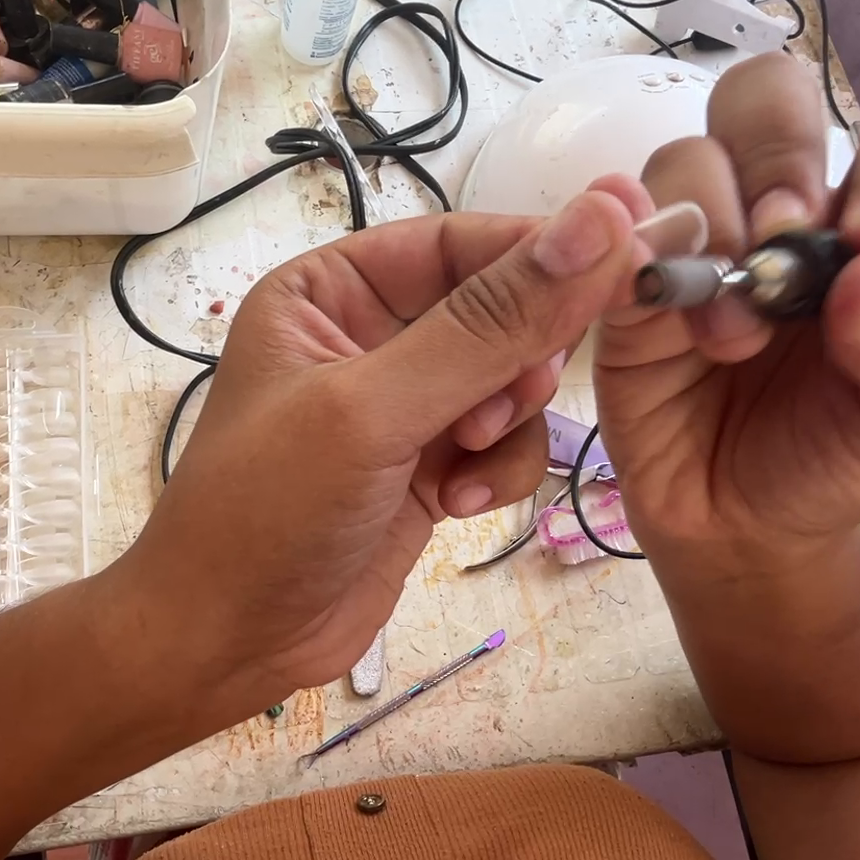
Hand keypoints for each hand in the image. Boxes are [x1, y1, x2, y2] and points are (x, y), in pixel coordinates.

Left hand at [120, 194, 642, 693]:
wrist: (231, 637)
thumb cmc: (271, 507)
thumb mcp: (370, 408)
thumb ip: (486, 325)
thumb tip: (598, 222)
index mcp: (330, 290)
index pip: (458, 242)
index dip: (540, 249)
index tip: (628, 260)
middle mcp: (368, 336)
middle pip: (494, 310)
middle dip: (519, 355)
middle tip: (520, 395)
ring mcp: (401, 406)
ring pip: (509, 381)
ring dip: (508, 420)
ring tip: (466, 462)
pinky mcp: (426, 466)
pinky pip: (500, 443)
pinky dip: (498, 469)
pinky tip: (458, 505)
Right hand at [595, 53, 859, 572]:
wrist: (729, 519)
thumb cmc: (835, 458)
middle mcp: (786, 215)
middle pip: (768, 99)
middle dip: (776, 158)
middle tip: (783, 246)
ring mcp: (697, 244)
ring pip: (683, 158)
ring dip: (707, 225)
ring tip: (729, 332)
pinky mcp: (626, 286)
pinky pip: (612, 233)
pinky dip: (629, 249)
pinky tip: (653, 306)